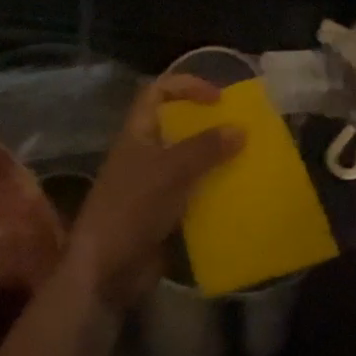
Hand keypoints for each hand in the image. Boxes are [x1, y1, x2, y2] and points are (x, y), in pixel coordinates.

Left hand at [64, 74, 240, 307]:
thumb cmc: (132, 208)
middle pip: (177, 127)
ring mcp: (153, 186)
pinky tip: (239, 197)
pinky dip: (214, 193)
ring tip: (249, 163)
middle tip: (244, 131)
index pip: (158, 92)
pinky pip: (193, 195)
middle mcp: (144, 154)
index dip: (186, 86)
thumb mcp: (170, 171)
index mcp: (137, 133)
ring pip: (189, 163)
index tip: (219, 98)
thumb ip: (205, 148)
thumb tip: (240, 129)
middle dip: (209, 126)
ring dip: (216, 161)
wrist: (107, 270)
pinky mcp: (164, 215)